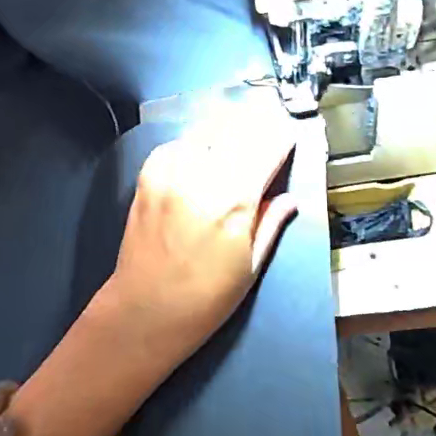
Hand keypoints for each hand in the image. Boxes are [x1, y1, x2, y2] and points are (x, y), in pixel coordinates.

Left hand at [101, 109, 299, 363]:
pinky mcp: (147, 179)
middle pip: (235, 132)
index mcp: (234, 203)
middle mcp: (201, 179)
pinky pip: (173, 145)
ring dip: (225, 129)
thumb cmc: (205, 300)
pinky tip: (201, 152)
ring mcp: (169, 176)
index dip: (281, 138)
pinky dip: (192, 143)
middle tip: (269, 124)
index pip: (265, 150)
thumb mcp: (250, 268)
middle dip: (257, 125)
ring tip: (238, 134)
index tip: (290, 134)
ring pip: (203, 131)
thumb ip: (270, 225)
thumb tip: (288, 200)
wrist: (144, 312)